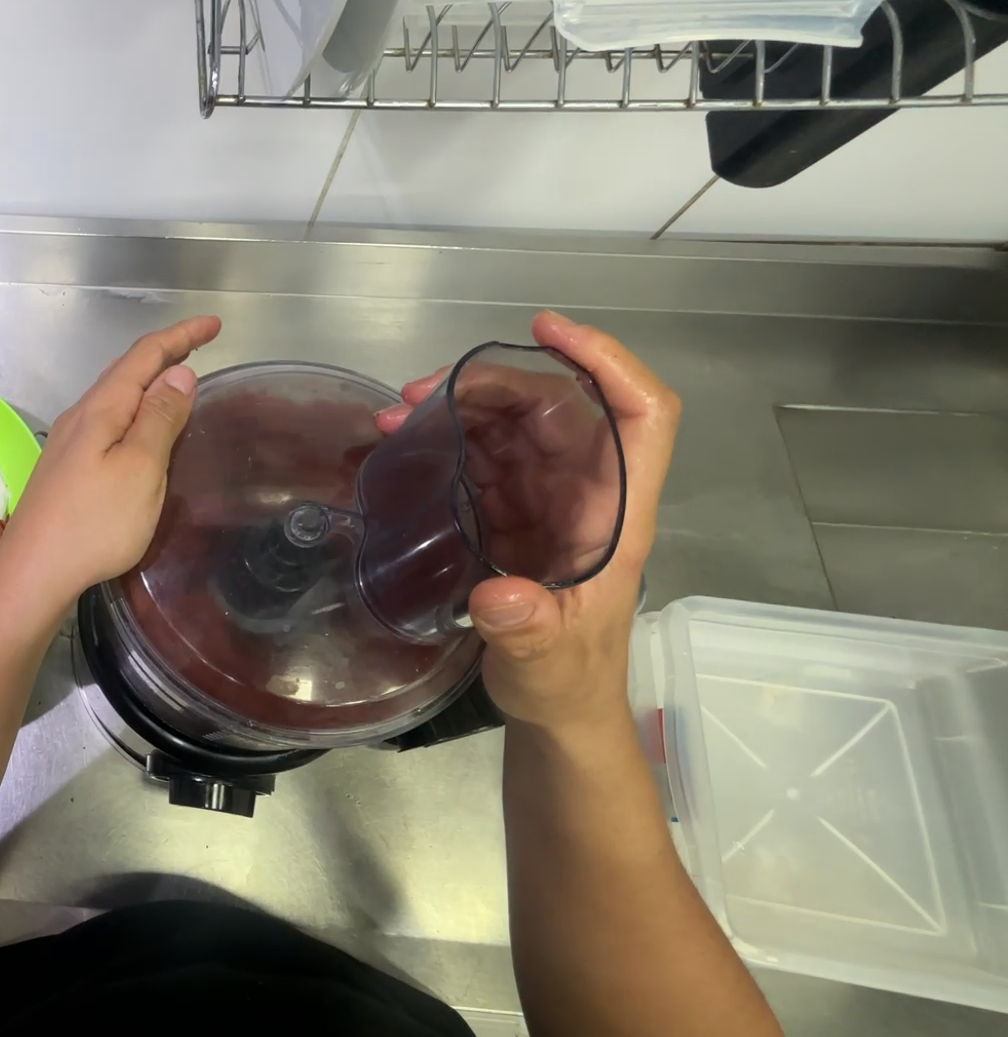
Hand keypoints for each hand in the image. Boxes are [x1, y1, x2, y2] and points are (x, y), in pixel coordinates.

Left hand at [0, 316, 220, 605]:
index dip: (180, 336)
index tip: (215, 324)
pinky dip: (133, 413)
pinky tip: (141, 431)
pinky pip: (106, 424)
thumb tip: (178, 372)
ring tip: (177, 382)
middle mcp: (79, 417)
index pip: (144, 356)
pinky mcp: (65, 470)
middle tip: (201, 345)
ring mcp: (67, 444)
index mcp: (101, 409)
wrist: (33, 573)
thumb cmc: (94, 523)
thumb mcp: (139, 469)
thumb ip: (158, 418)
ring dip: (147, 383)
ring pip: (113, 399)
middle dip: (164, 354)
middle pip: (125, 372)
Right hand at [380, 311, 679, 732]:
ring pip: (511, 427)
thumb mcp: (546, 661)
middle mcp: (583, 493)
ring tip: (398, 415)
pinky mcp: (508, 513)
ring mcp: (543, 501)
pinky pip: (480, 458)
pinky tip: (404, 444)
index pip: (638, 417)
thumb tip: (500, 595)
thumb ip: (527, 630)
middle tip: (420, 393)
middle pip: (553, 409)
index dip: (605, 363)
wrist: (551, 704)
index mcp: (614, 514)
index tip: (547, 332)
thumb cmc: (564, 682)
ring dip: (458, 409)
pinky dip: (443, 442)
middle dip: (492, 386)